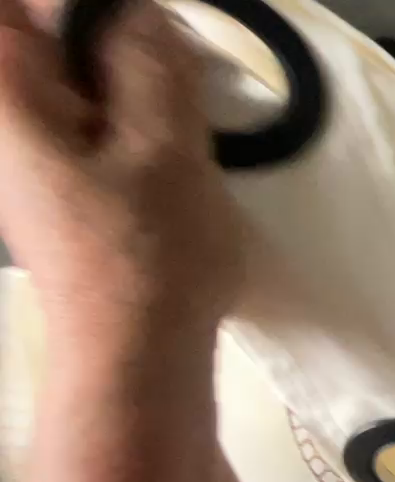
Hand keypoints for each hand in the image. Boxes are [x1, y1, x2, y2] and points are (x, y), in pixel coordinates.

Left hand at [0, 0, 241, 338]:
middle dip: (110, 39)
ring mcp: (17, 145)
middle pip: (39, 38)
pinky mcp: (50, 175)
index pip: (20, 8)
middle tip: (180, 63)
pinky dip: (125, 114)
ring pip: (66, 78)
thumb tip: (144, 17)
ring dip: (126, 79)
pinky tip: (169, 142)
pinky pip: (81, 117)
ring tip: (185, 107)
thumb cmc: (150, 252)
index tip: (153, 30)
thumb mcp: (169, 157)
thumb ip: (152, 74)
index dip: (92, 13)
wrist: (136, 343)